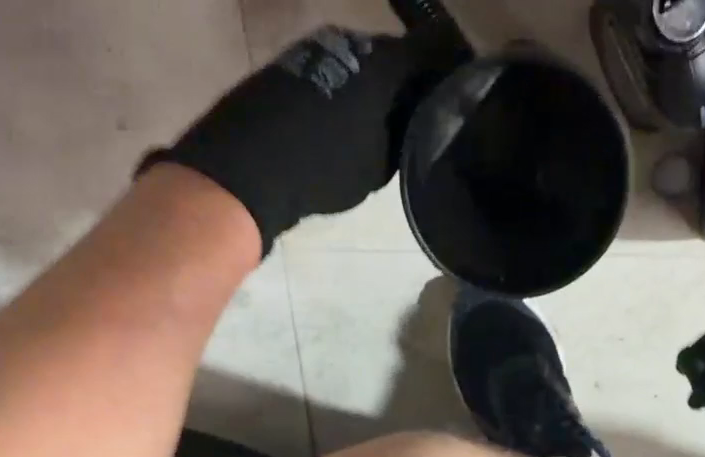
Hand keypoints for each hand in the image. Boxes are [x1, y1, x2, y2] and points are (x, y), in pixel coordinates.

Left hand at [147, 27, 450, 253]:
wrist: (245, 168)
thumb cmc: (324, 167)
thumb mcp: (382, 161)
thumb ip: (406, 132)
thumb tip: (417, 117)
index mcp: (384, 62)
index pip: (433, 49)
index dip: (449, 70)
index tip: (459, 95)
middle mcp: (351, 41)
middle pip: (395, 55)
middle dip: (410, 81)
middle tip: (420, 116)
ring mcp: (315, 48)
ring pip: (363, 63)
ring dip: (376, 87)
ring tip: (383, 124)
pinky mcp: (289, 64)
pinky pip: (334, 71)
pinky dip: (347, 90)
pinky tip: (345, 122)